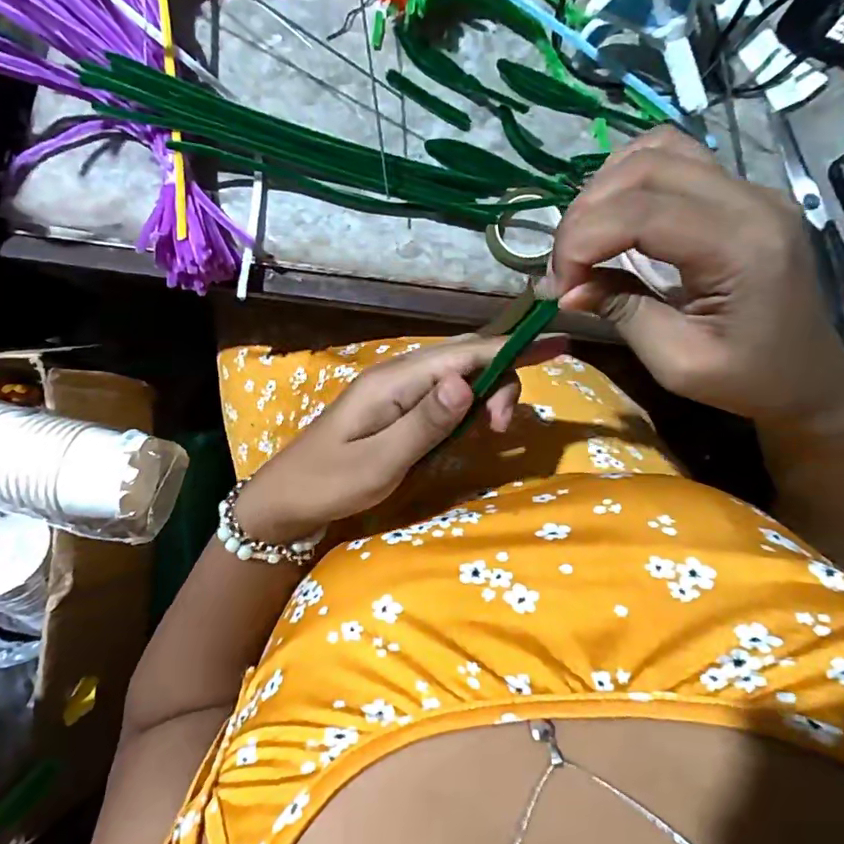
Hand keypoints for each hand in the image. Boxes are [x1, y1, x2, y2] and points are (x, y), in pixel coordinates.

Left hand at [232, 333, 567, 543]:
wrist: (285, 500)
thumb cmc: (330, 483)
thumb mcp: (379, 461)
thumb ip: (424, 423)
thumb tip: (468, 383)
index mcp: (394, 380)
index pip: (464, 354)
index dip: (512, 347)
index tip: (558, 344)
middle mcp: (398, 374)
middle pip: (465, 357)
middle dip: (503, 375)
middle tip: (507, 427)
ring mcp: (396, 389)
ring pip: (458, 373)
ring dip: (487, 391)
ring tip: (496, 430)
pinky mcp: (397, 407)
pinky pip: (444, 392)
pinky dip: (470, 401)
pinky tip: (477, 419)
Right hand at [547, 127, 843, 423]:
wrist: (809, 377)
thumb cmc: (749, 380)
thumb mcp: (678, 363)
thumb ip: (623, 312)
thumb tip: (566, 288)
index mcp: (742, 247)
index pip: (641, 212)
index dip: (582, 240)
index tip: (558, 285)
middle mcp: (751, 200)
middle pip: (645, 167)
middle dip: (586, 213)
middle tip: (565, 264)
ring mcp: (751, 188)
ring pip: (659, 149)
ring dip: (606, 187)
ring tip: (586, 236)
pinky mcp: (742, 191)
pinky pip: (676, 157)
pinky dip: (632, 177)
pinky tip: (617, 214)